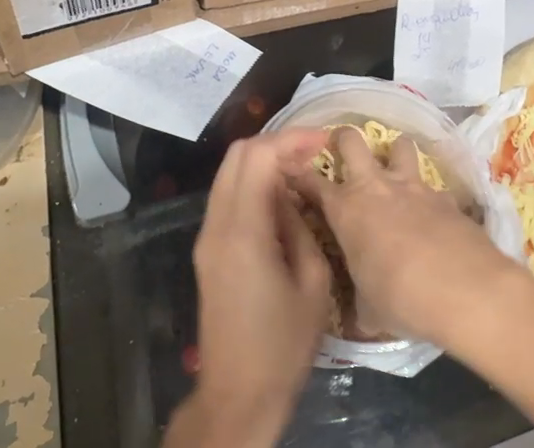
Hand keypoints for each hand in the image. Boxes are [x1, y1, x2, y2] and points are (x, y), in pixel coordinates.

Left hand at [170, 131, 332, 447]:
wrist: (238, 394)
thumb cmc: (284, 345)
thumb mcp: (314, 283)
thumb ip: (303, 226)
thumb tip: (296, 193)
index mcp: (243, 232)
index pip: (259, 156)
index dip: (293, 138)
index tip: (326, 141)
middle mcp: (217, 226)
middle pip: (237, 155)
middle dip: (277, 143)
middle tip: (314, 152)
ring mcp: (207, 238)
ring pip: (228, 173)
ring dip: (264, 161)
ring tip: (303, 169)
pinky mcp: (208, 251)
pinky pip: (227, 197)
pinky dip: (254, 183)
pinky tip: (283, 196)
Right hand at [293, 127, 514, 344]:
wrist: (464, 289)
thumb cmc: (401, 298)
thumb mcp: (369, 310)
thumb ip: (360, 306)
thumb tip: (360, 320)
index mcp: (345, 210)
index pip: (311, 182)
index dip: (298, 174)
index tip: (290, 170)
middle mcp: (375, 187)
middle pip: (351, 140)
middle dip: (343, 138)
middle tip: (342, 148)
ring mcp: (414, 186)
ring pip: (400, 144)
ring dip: (394, 152)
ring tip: (394, 169)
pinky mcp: (446, 195)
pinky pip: (432, 184)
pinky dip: (428, 193)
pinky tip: (433, 214)